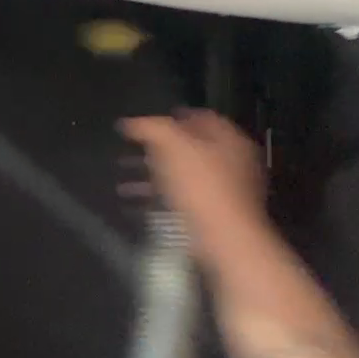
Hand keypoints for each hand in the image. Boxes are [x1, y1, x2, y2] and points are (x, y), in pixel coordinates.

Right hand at [121, 110, 269, 261]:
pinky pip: (181, 197)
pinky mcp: (215, 215)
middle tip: (133, 148)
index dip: (172, 116)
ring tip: (125, 175)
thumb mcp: (171, 144)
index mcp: (230, 140)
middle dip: (157, 148)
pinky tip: (135, 199)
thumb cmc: (201, 185)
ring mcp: (226, 191)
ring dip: (153, 173)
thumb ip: (151, 127)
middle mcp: (233, 162)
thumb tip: (130, 123)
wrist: (225, 241)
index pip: (201, 117)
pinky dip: (158, 195)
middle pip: (190, 146)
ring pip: (183, 173)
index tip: (147, 123)